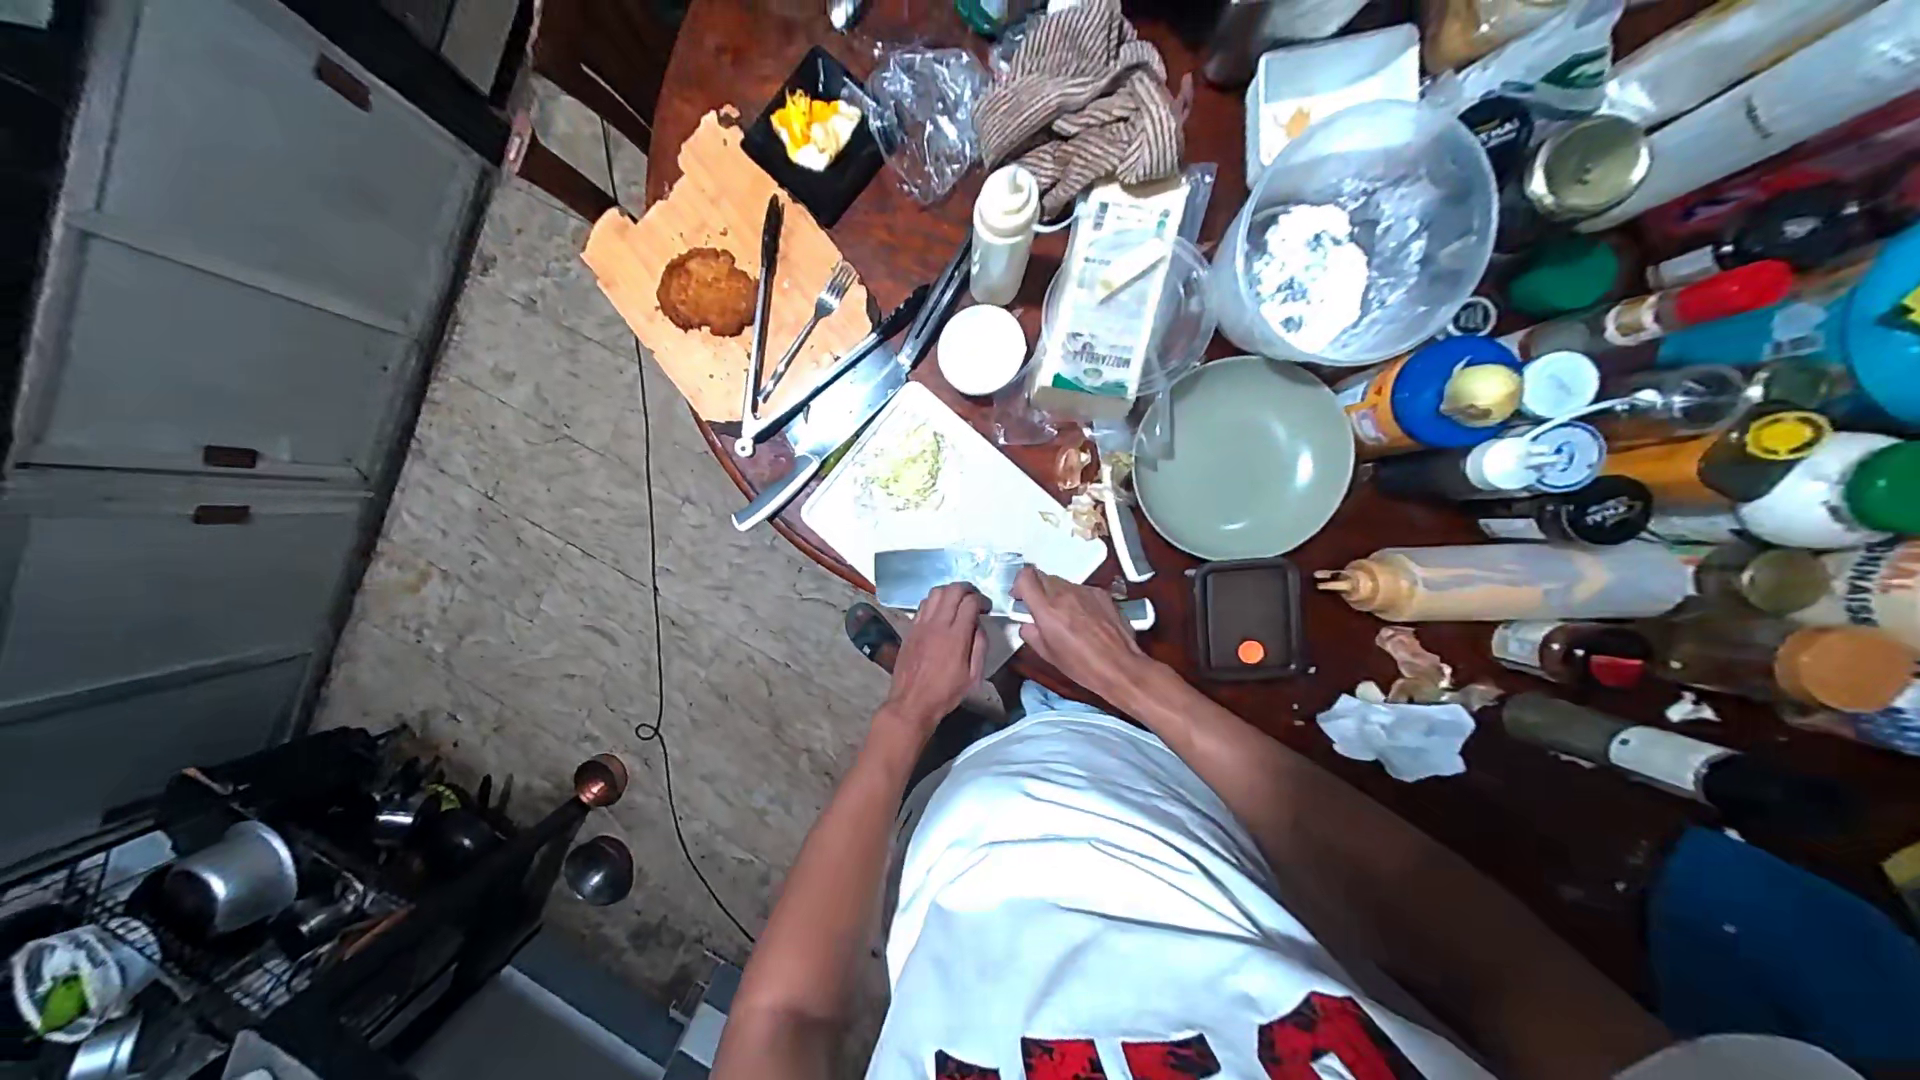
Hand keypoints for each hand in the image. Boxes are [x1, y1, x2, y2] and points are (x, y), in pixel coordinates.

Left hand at [876, 583, 987, 740]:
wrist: (911, 702)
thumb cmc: (945, 693)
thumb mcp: (973, 676)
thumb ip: (980, 646)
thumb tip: (979, 625)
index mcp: (956, 636)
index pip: (970, 602)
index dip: (982, 600)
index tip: (986, 608)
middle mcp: (938, 624)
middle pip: (952, 590)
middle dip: (967, 589)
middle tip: (974, 599)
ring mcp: (921, 625)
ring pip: (935, 592)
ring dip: (950, 592)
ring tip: (957, 602)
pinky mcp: (910, 628)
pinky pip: (923, 604)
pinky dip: (935, 601)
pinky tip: (940, 612)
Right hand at [1012, 567, 1155, 701]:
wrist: (1119, 666)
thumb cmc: (1083, 665)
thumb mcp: (1048, 655)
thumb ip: (1031, 634)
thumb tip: (1028, 626)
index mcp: (1047, 609)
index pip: (1026, 576)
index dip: (1019, 584)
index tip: (1020, 596)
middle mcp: (1065, 594)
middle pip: (1043, 577)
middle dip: (1037, 590)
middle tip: (1039, 608)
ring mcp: (1085, 592)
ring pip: (1063, 583)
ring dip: (1057, 595)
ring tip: (1064, 617)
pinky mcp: (1102, 594)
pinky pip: (1082, 590)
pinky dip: (1077, 599)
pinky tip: (1084, 619)